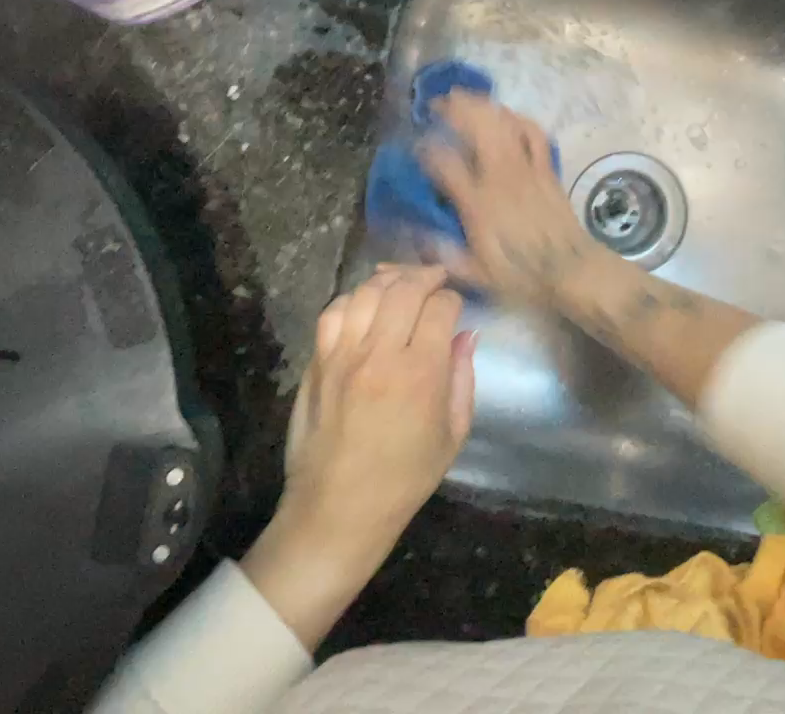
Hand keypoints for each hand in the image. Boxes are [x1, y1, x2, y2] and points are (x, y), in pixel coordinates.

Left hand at [241, 265, 474, 649]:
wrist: (338, 508)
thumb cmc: (404, 478)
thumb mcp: (452, 435)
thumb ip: (462, 379)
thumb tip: (466, 335)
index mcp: (420, 374)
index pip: (440, 308)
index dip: (453, 300)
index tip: (456, 307)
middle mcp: (380, 354)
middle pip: (404, 289)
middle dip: (425, 276)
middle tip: (435, 278)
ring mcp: (343, 355)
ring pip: (367, 293)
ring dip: (389, 280)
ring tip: (403, 281)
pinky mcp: (317, 362)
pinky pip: (333, 312)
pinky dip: (352, 299)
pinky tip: (365, 303)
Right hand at [419, 92, 599, 307]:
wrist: (571, 270)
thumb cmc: (521, 275)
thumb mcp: (475, 272)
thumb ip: (443, 252)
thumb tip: (418, 234)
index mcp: (477, 203)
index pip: (444, 163)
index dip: (426, 149)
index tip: (417, 147)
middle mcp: (499, 177)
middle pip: (476, 126)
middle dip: (455, 109)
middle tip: (438, 104)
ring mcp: (526, 169)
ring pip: (503, 123)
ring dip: (482, 106)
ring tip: (466, 98)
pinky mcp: (546, 169)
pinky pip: (533, 133)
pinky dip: (519, 118)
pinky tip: (508, 115)